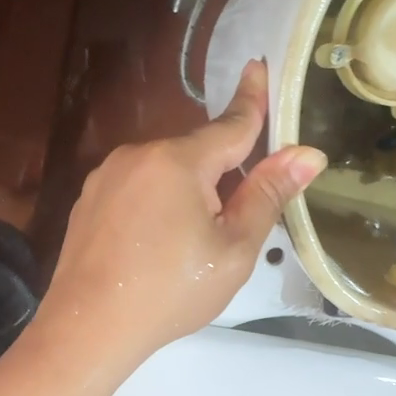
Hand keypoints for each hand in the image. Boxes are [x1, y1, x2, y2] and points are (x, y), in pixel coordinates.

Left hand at [36, 60, 327, 364]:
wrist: (88, 328)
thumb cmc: (170, 291)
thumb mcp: (233, 249)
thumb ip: (267, 195)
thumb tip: (307, 153)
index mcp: (177, 161)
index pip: (230, 123)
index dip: (252, 99)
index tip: (258, 66)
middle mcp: (138, 155)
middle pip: (196, 153)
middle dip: (219, 176)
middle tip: (229, 227)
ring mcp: (106, 177)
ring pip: (163, 172)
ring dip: (185, 193)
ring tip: (186, 248)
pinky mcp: (88, 201)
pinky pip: (136, 189)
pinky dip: (154, 206)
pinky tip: (154, 247)